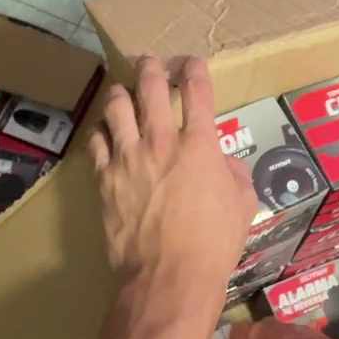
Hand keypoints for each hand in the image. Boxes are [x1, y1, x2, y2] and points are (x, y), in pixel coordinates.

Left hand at [87, 55, 255, 327]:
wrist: (168, 276)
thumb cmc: (214, 244)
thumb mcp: (243, 205)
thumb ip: (236, 174)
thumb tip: (225, 163)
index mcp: (199, 144)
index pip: (198, 90)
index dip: (195, 68)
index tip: (193, 62)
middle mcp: (160, 141)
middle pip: (151, 87)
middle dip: (152, 67)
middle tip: (152, 62)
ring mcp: (128, 157)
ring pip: (116, 106)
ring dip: (121, 92)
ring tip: (122, 90)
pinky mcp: (104, 178)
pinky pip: (95, 140)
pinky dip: (100, 129)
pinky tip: (104, 129)